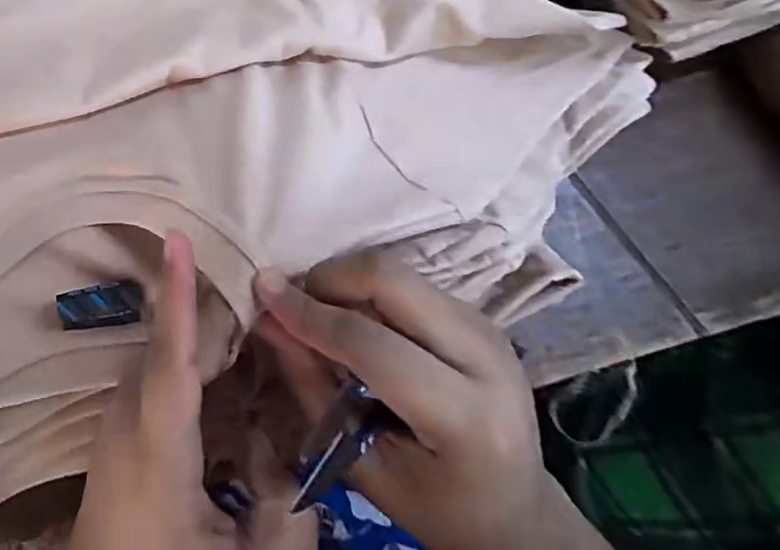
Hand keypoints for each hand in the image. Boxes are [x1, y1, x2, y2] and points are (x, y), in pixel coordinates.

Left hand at [70, 232, 316, 549]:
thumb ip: (287, 509)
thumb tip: (293, 450)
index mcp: (158, 443)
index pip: (171, 356)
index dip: (178, 296)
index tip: (176, 238)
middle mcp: (129, 411)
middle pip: (175, 343)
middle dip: (213, 309)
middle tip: (261, 292)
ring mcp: (118, 411)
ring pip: (167, 355)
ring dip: (207, 339)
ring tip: (254, 325)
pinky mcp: (120, 418)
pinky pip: (161, 375)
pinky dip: (196, 367)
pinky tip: (231, 373)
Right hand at [255, 250, 610, 549]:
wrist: (517, 510)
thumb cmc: (436, 505)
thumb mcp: (365, 469)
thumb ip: (313, 387)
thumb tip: (266, 318)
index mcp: (466, 419)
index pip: (372, 344)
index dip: (310, 315)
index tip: (263, 293)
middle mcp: (485, 358)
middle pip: (390, 279)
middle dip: (328, 279)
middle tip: (294, 302)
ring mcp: (486, 326)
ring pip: (395, 270)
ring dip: (344, 280)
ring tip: (318, 313)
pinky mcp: (476, 313)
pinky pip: (405, 279)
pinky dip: (364, 287)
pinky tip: (350, 319)